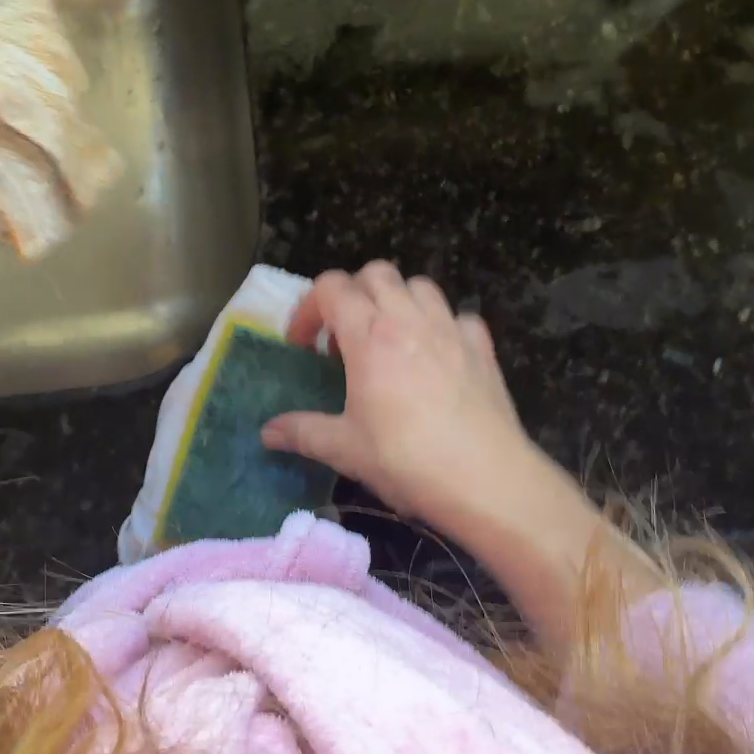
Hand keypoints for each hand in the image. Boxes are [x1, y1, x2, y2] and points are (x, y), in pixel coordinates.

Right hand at [263, 262, 664, 633]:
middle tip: (343, 337)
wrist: (486, 480)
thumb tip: (267, 433)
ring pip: (419, 285)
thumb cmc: (406, 461)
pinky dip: (441, 325)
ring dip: (396, 301)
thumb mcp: (344, 450)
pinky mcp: (482, 348)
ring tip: (388, 339)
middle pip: (376, 273)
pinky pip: (458, 316)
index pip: (332, 287)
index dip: (309, 308)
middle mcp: (409, 320)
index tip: (303, 345)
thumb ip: (302, 432)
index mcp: (369, 336)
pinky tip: (436, 356)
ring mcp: (451, 330)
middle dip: (353, 294)